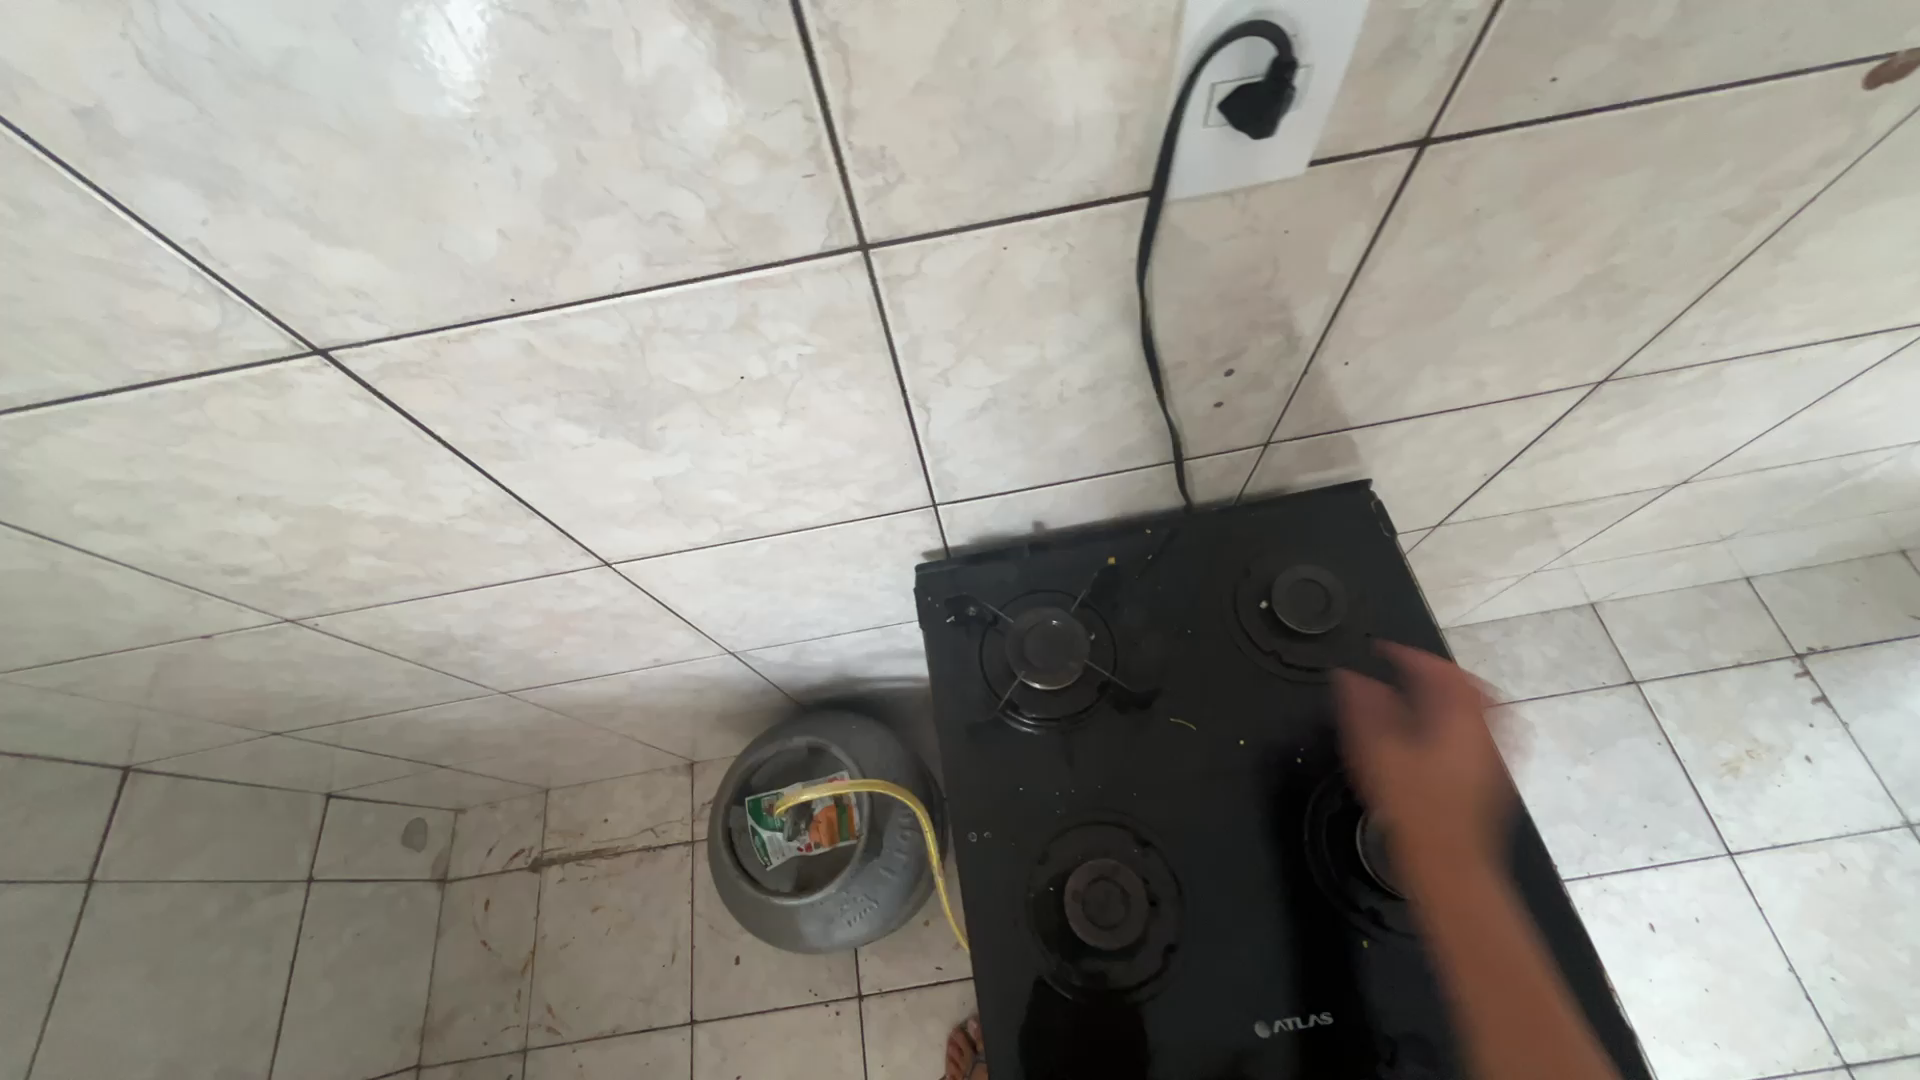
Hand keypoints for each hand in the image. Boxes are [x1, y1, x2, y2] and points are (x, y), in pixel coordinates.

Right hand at [1333, 643, 1512, 879]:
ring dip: (1461, 694)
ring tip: (1434, 694)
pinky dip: (1470, 721)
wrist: (1447, 862)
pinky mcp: (1494, 779)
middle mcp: (1486, 733)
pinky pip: (1491, 734)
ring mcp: (1496, 758)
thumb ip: (1364, 708)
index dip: (1410, 655)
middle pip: (1474, 688)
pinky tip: (1449, 734)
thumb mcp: (1375, 750)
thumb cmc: (1409, 804)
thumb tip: (1350, 677)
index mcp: (1457, 720)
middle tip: (1413, 669)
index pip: (1439, 672)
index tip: (1384, 652)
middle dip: (1443, 672)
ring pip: (1489, 711)